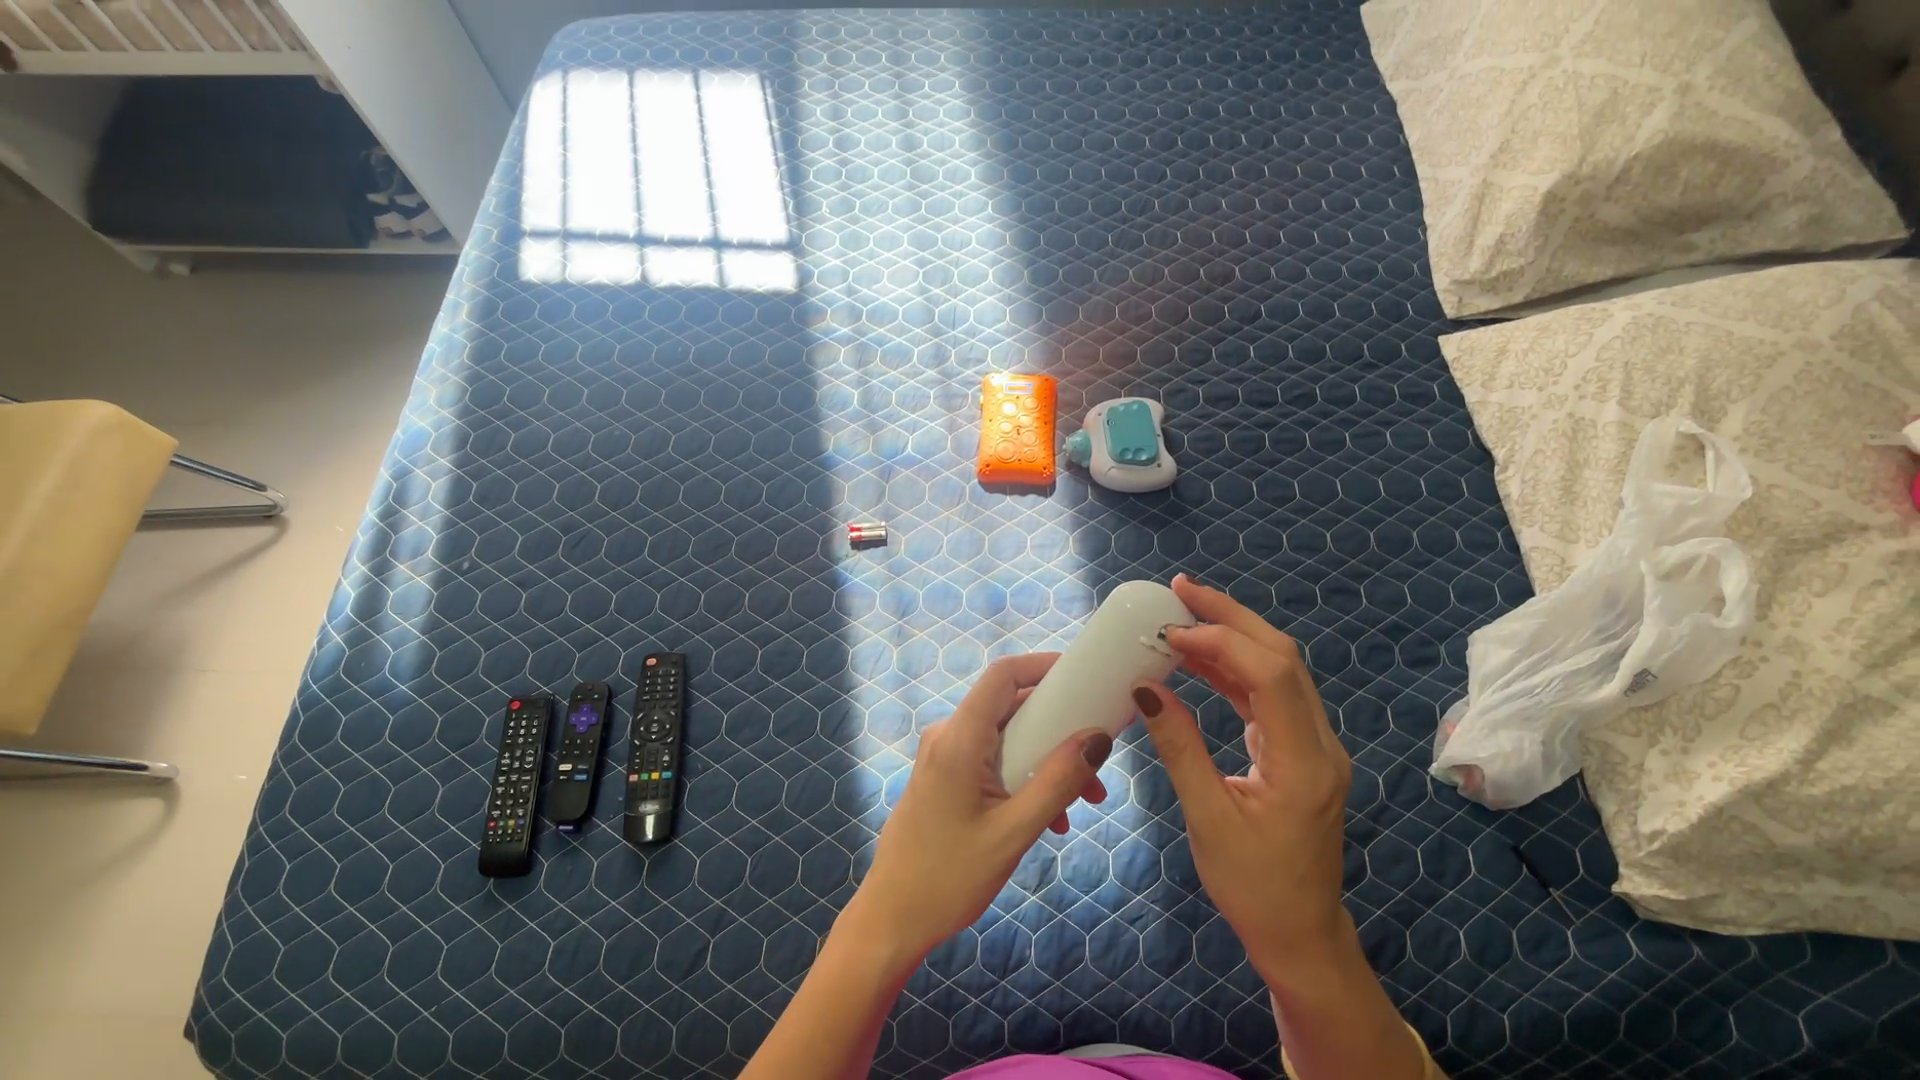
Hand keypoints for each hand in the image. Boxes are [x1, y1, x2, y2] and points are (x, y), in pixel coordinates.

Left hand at [847, 653, 1112, 959]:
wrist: (892, 919)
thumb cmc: (950, 878)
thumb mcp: (1014, 832)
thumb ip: (1058, 782)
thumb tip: (1098, 738)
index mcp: (958, 739)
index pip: (1002, 675)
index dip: (1043, 665)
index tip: (1085, 677)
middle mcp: (947, 737)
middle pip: (1010, 707)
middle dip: (1059, 729)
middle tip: (1098, 759)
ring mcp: (942, 758)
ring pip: (1005, 739)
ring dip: (1046, 761)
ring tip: (1083, 803)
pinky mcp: (944, 779)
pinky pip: (991, 761)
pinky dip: (1023, 778)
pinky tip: (1049, 819)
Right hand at [1132, 575, 1353, 981]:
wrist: (1300, 933)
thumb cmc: (1253, 887)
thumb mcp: (1208, 819)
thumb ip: (1180, 748)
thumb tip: (1146, 688)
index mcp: (1305, 764)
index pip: (1271, 676)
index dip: (1222, 642)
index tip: (1170, 633)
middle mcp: (1320, 743)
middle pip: (1283, 657)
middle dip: (1231, 617)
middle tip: (1180, 590)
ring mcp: (1314, 745)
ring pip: (1279, 670)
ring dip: (1232, 638)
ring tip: (1183, 614)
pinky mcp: (1300, 752)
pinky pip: (1268, 695)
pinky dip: (1233, 670)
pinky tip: (1198, 660)